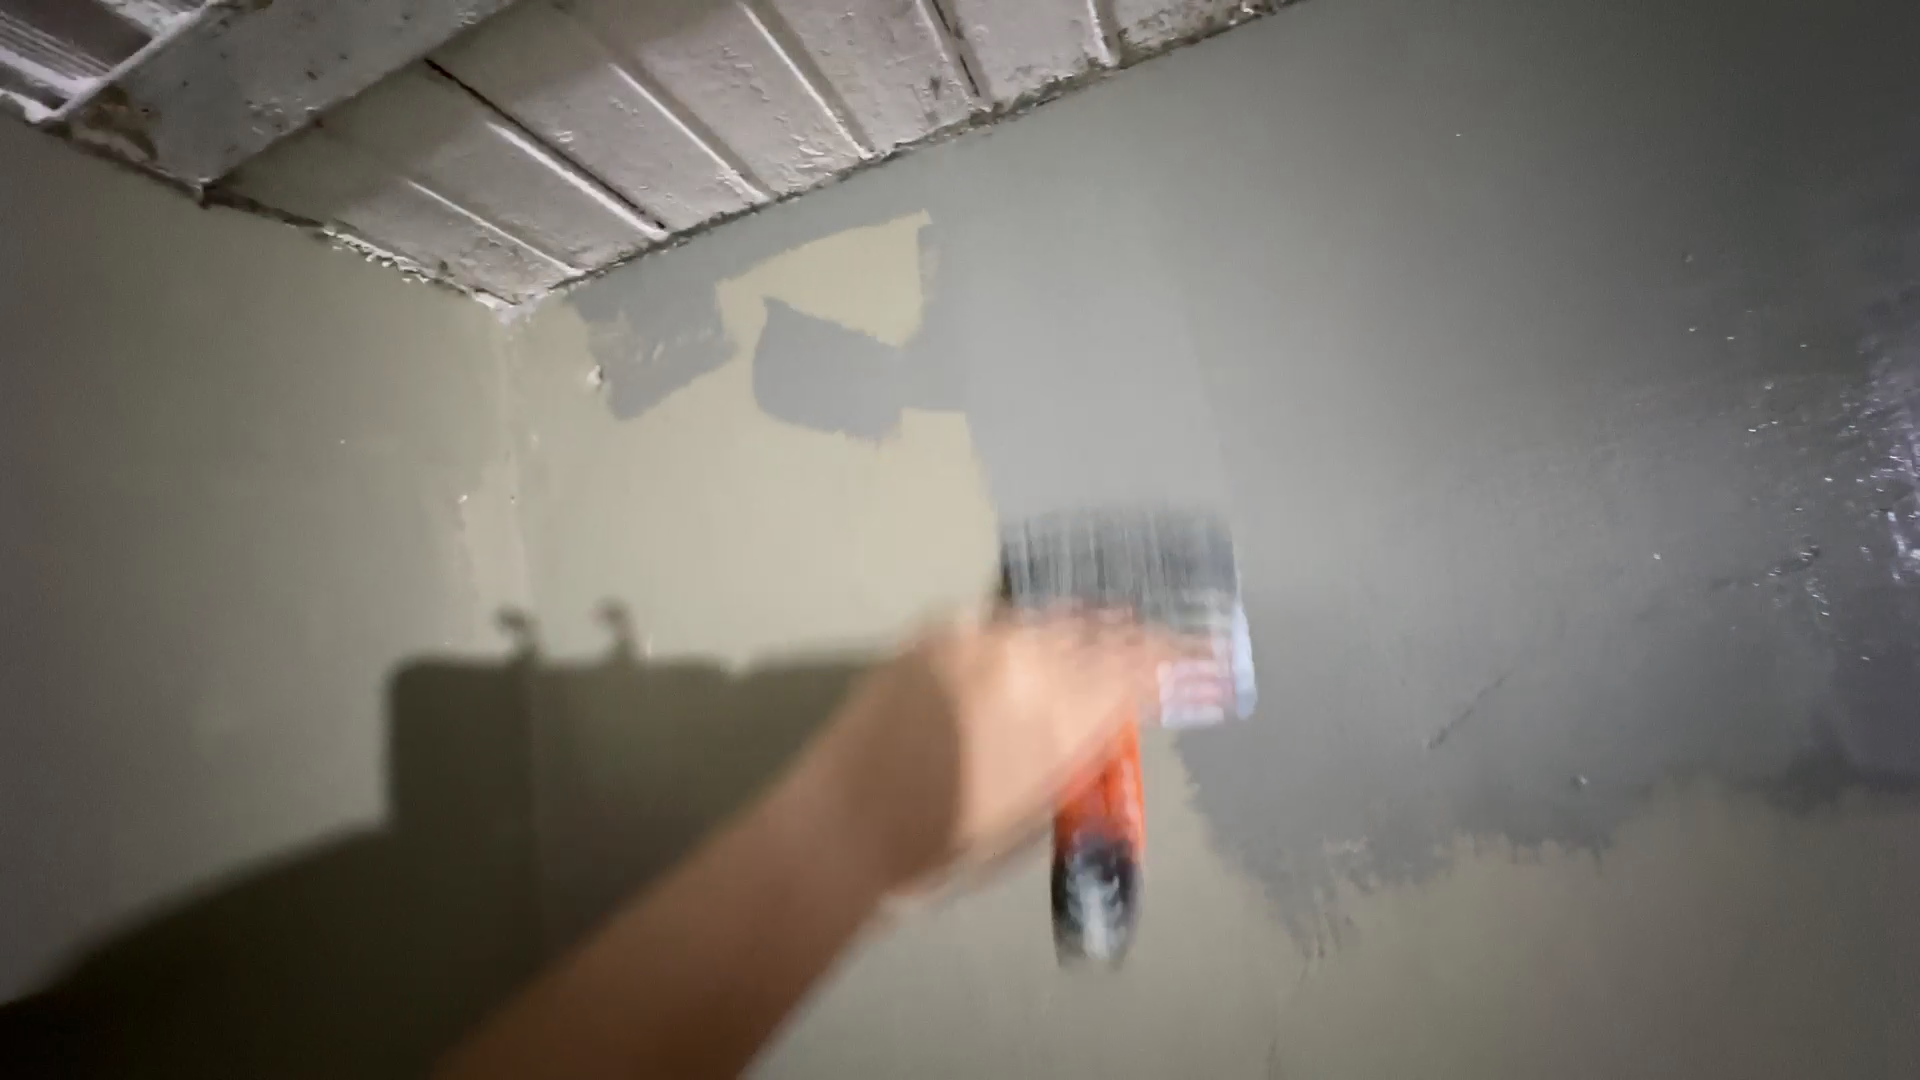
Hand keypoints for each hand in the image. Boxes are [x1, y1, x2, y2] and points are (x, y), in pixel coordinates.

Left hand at [810, 608, 1179, 892]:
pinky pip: (998, 617)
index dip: (1175, 660)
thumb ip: (1073, 759)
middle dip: (1135, 638)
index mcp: (1062, 721)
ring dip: (1085, 626)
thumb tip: (1098, 724)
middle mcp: (1028, 665)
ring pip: (1052, 618)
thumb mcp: (1034, 817)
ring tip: (1106, 624)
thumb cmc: (942, 848)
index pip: (1138, 673)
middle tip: (1156, 635)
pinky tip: (1033, 633)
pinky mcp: (937, 629)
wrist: (842, 825)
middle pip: (1102, 635)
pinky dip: (1026, 627)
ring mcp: (979, 639)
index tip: (1200, 655)